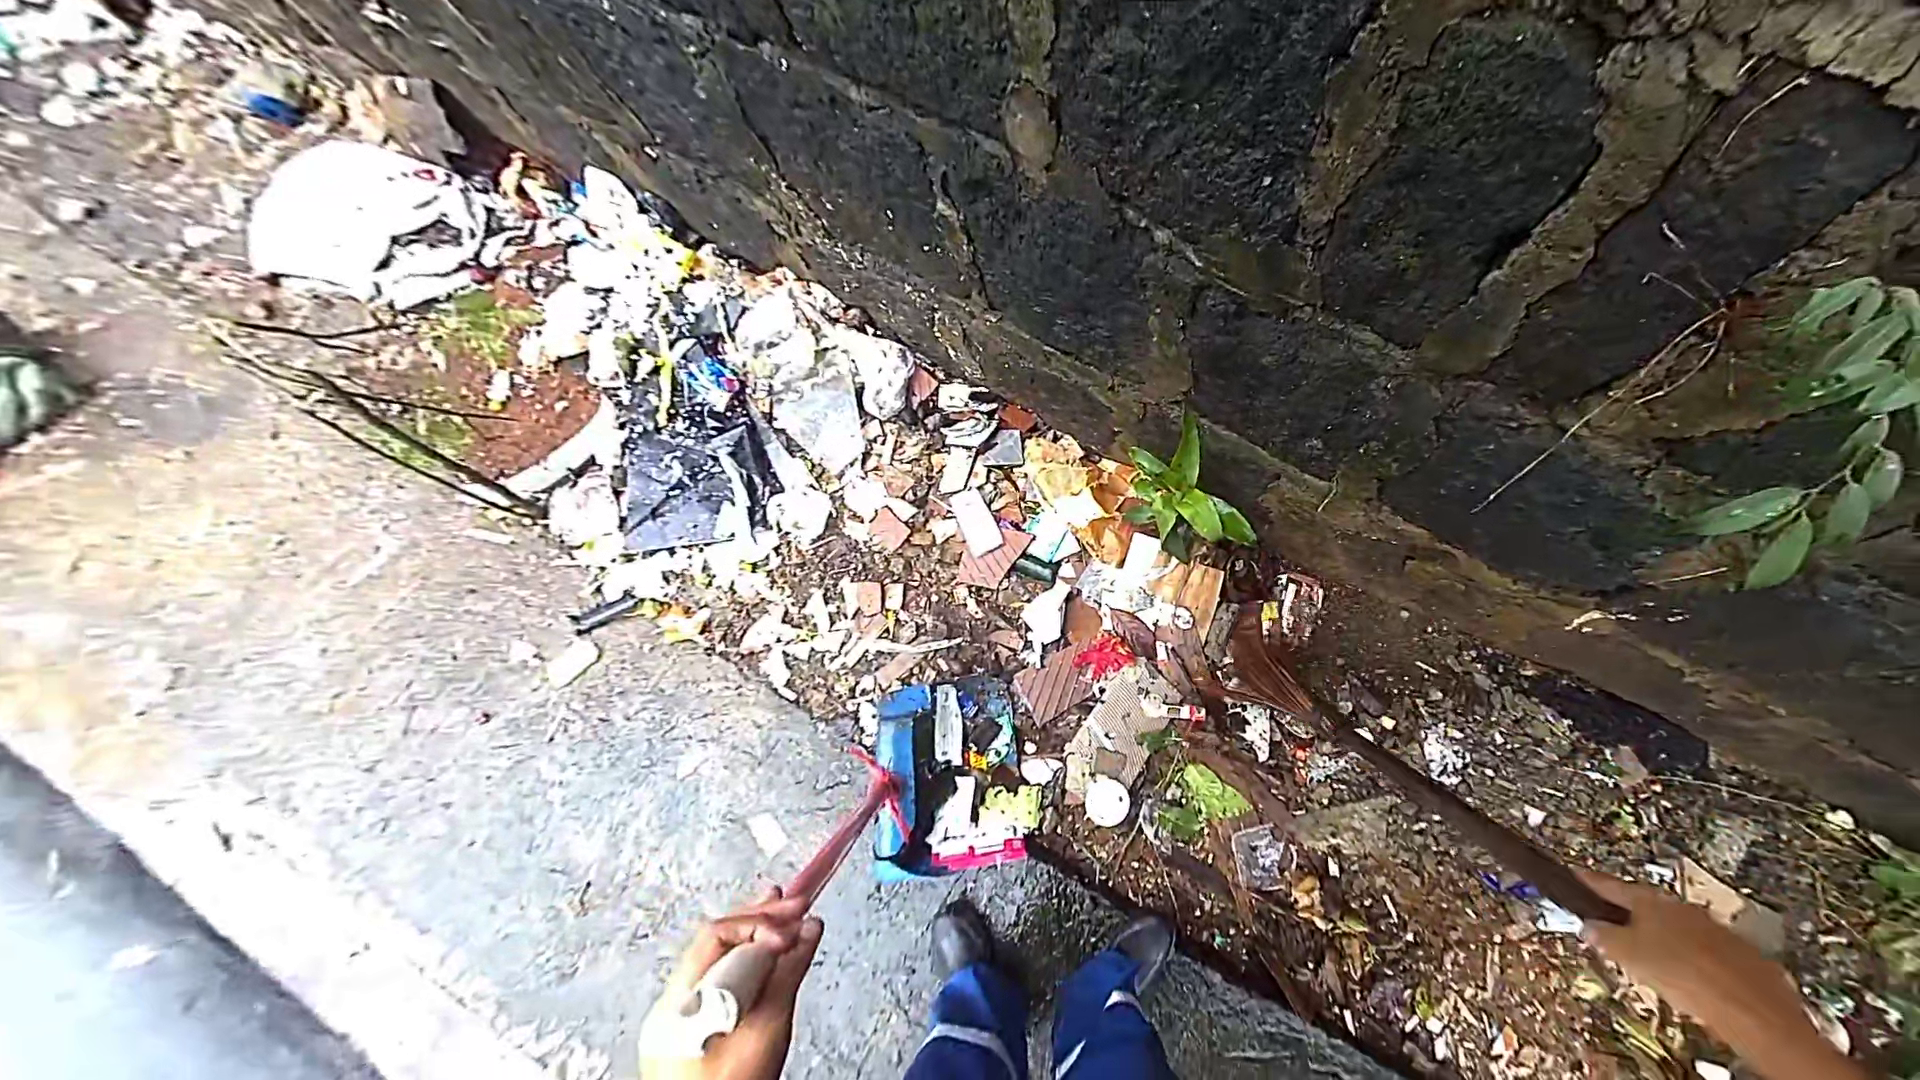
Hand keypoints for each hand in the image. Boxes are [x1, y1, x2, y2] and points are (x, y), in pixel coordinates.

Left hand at [641, 890, 824, 1079]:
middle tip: (799, 905)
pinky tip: (769, 945)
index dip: (758, 923)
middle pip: (716, 940)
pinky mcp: (693, 1026)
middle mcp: (670, 1004)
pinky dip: (748, 956)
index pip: (716, 937)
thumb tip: (811, 927)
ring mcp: (678, 1015)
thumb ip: (789, 973)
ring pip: (718, 955)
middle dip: (761, 918)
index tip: (794, 928)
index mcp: (678, 1005)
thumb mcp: (768, 1033)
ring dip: (756, 932)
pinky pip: (719, 976)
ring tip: (788, 912)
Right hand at [1576, 871, 1864, 1079]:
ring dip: (1662, 939)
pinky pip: (1708, 952)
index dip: (1585, 879)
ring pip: (1679, 929)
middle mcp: (1685, 908)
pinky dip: (1694, 960)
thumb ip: (1599, 934)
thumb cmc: (1685, 977)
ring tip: (1651, 961)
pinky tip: (1691, 979)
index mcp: (1651, 899)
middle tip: (1611, 930)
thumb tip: (1590, 927)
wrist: (1758, 1017)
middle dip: (1627, 916)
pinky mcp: (1748, 959)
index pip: (1606, 883)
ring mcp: (1720, 932)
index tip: (1573, 874)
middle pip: (1645, 906)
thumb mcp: (1623, 953)